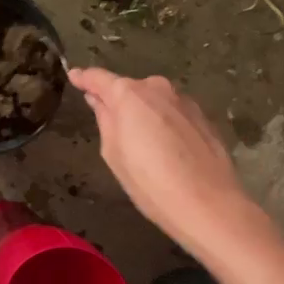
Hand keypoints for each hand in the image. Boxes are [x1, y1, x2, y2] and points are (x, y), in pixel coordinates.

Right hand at [69, 67, 265, 250]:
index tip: (73, 77)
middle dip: (118, 100)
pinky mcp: (205, 119)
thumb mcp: (113, 152)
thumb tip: (98, 100)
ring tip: (143, 141)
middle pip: (129, 88)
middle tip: (111, 124)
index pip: (98, 77)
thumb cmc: (149, 181)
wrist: (210, 206)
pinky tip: (168, 148)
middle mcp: (157, 89)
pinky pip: (174, 113)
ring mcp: (185, 102)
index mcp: (128, 94)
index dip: (83, 78)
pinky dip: (165, 122)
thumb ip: (104, 119)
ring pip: (154, 100)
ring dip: (144, 111)